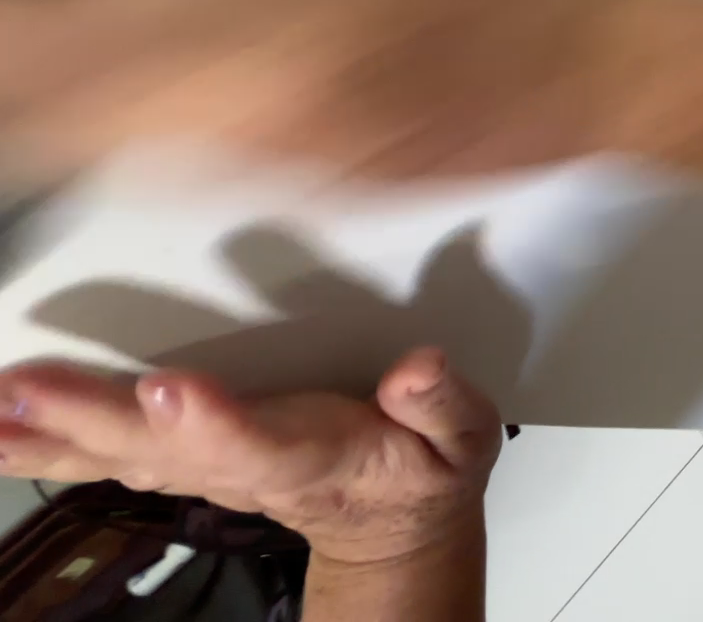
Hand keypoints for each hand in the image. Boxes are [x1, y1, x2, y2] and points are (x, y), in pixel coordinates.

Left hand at [0, 347, 500, 564]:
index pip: (264, 447)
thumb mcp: (467, 437)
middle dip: (96, 421)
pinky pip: (114, 462)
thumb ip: (442, 402)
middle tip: (28, 389)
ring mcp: (218, 472)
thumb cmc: (429, 471)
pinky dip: (50, 449)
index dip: (215, 424)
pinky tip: (7, 430)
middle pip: (169, 453)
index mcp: (327, 458)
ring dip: (52, 438)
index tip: (171, 389)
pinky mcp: (197, 464)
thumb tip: (417, 367)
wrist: (394, 526)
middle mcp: (257, 467)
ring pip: (125, 461)